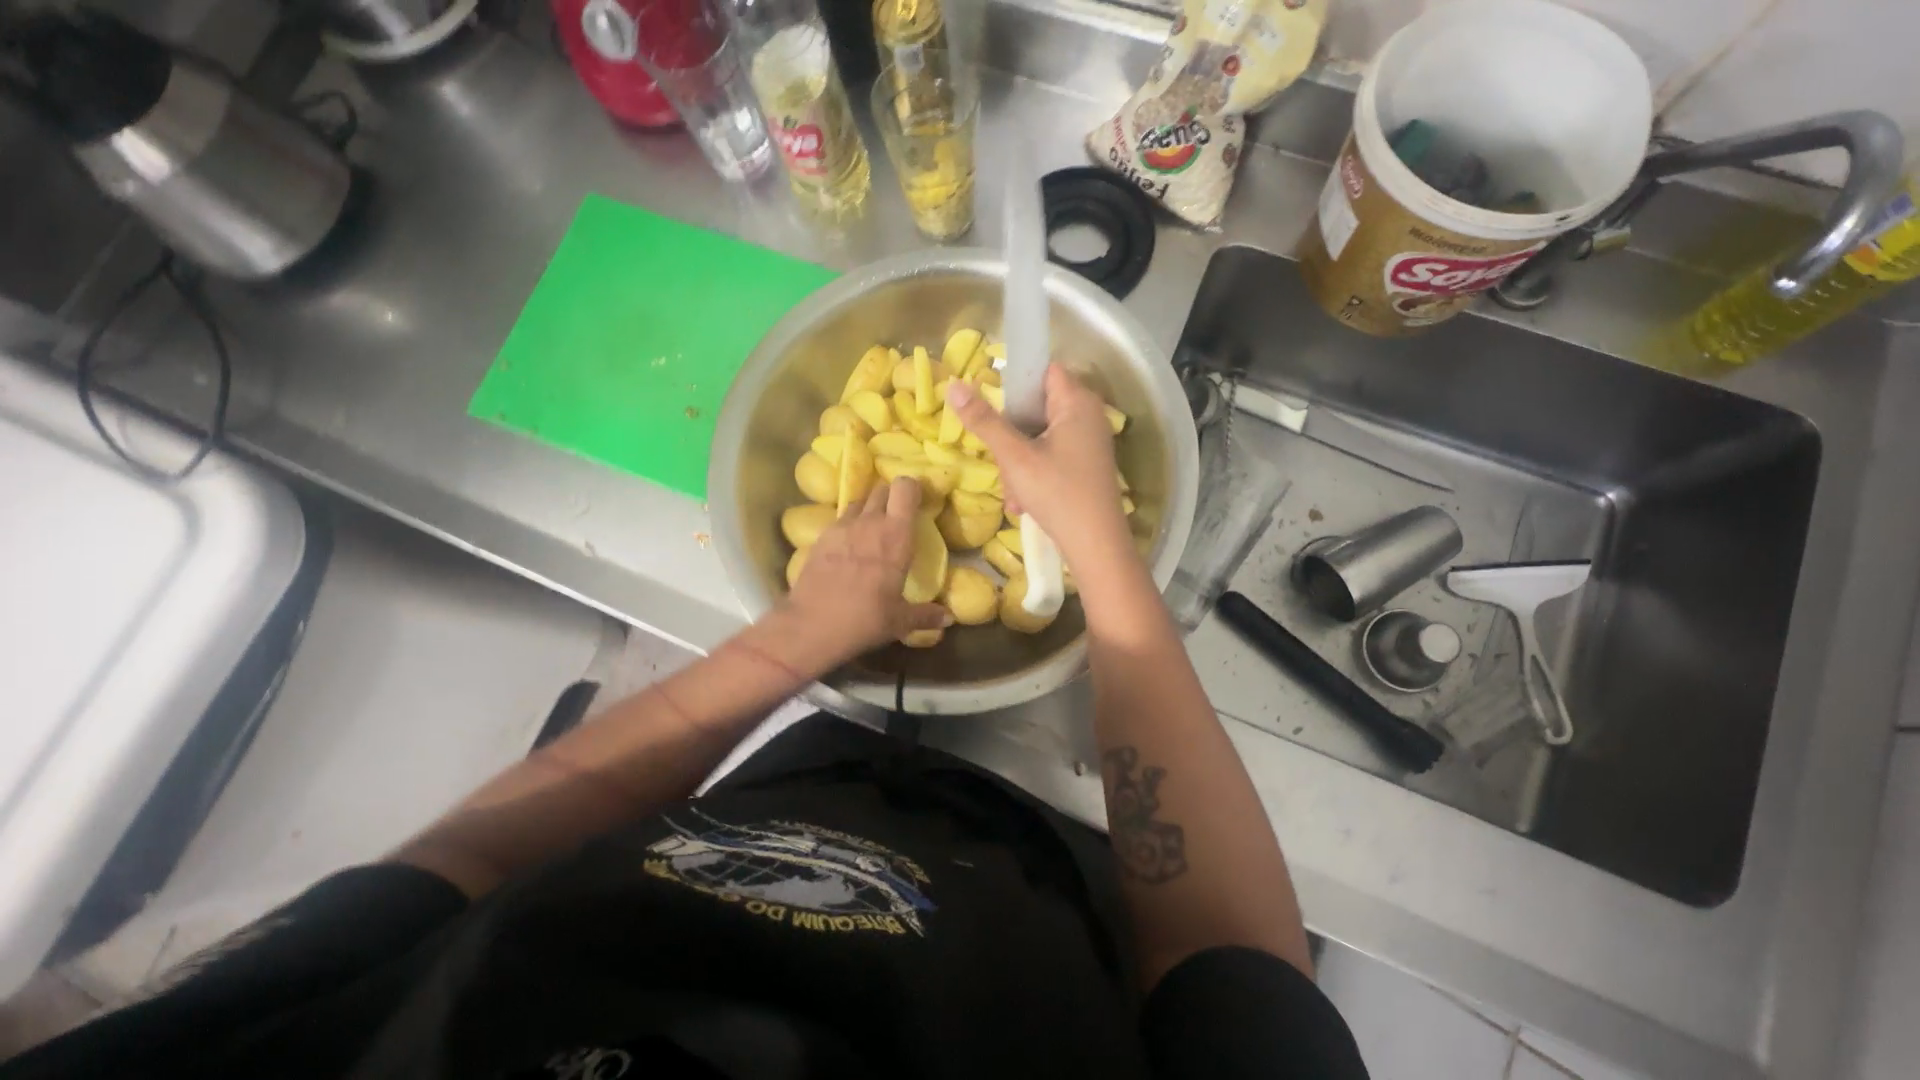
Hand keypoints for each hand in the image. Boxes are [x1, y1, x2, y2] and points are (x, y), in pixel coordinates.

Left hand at [768, 478, 949, 671]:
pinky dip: (849, 527)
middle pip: (881, 489)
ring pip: (859, 502)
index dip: (913, 488)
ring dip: (869, 509)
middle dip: (892, 497)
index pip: (905, 488)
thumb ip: (926, 615)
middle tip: (898, 517)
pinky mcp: (820, 538)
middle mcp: (869, 522)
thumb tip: (949, 618)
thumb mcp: (900, 621)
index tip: (919, 501)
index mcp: (896, 535)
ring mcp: (841, 527)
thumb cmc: (864, 620)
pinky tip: (849, 549)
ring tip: (873, 532)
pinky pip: (840, 521)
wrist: (810, 626)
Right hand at [946, 367, 1131, 569]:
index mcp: (1076, 402)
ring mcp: (1088, 441)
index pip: (1042, 370)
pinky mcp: (1086, 465)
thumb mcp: (1015, 457)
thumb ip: (985, 421)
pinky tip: (1022, 503)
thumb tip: (954, 385)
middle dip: (1010, 434)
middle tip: (1000, 459)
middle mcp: (1088, 414)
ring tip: (1013, 492)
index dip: (1015, 381)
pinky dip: (1033, 474)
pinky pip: (1050, 456)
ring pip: (1038, 437)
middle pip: (1036, 407)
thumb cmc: (1058, 494)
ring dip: (1017, 462)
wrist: (1096, 545)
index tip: (991, 405)